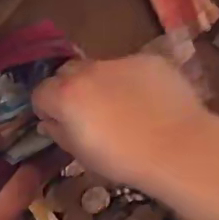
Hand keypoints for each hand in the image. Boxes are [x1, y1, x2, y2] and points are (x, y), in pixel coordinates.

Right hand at [31, 50, 218, 189]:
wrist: (178, 148)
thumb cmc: (121, 159)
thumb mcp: (80, 154)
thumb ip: (58, 132)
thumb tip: (49, 123)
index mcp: (65, 96)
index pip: (40, 93)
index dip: (45, 108)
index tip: (57, 123)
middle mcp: (87, 71)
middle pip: (66, 73)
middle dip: (68, 89)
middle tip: (84, 113)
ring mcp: (120, 62)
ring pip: (99, 68)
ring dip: (99, 84)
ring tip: (119, 108)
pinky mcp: (149, 60)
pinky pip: (129, 68)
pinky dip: (129, 82)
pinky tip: (145, 103)